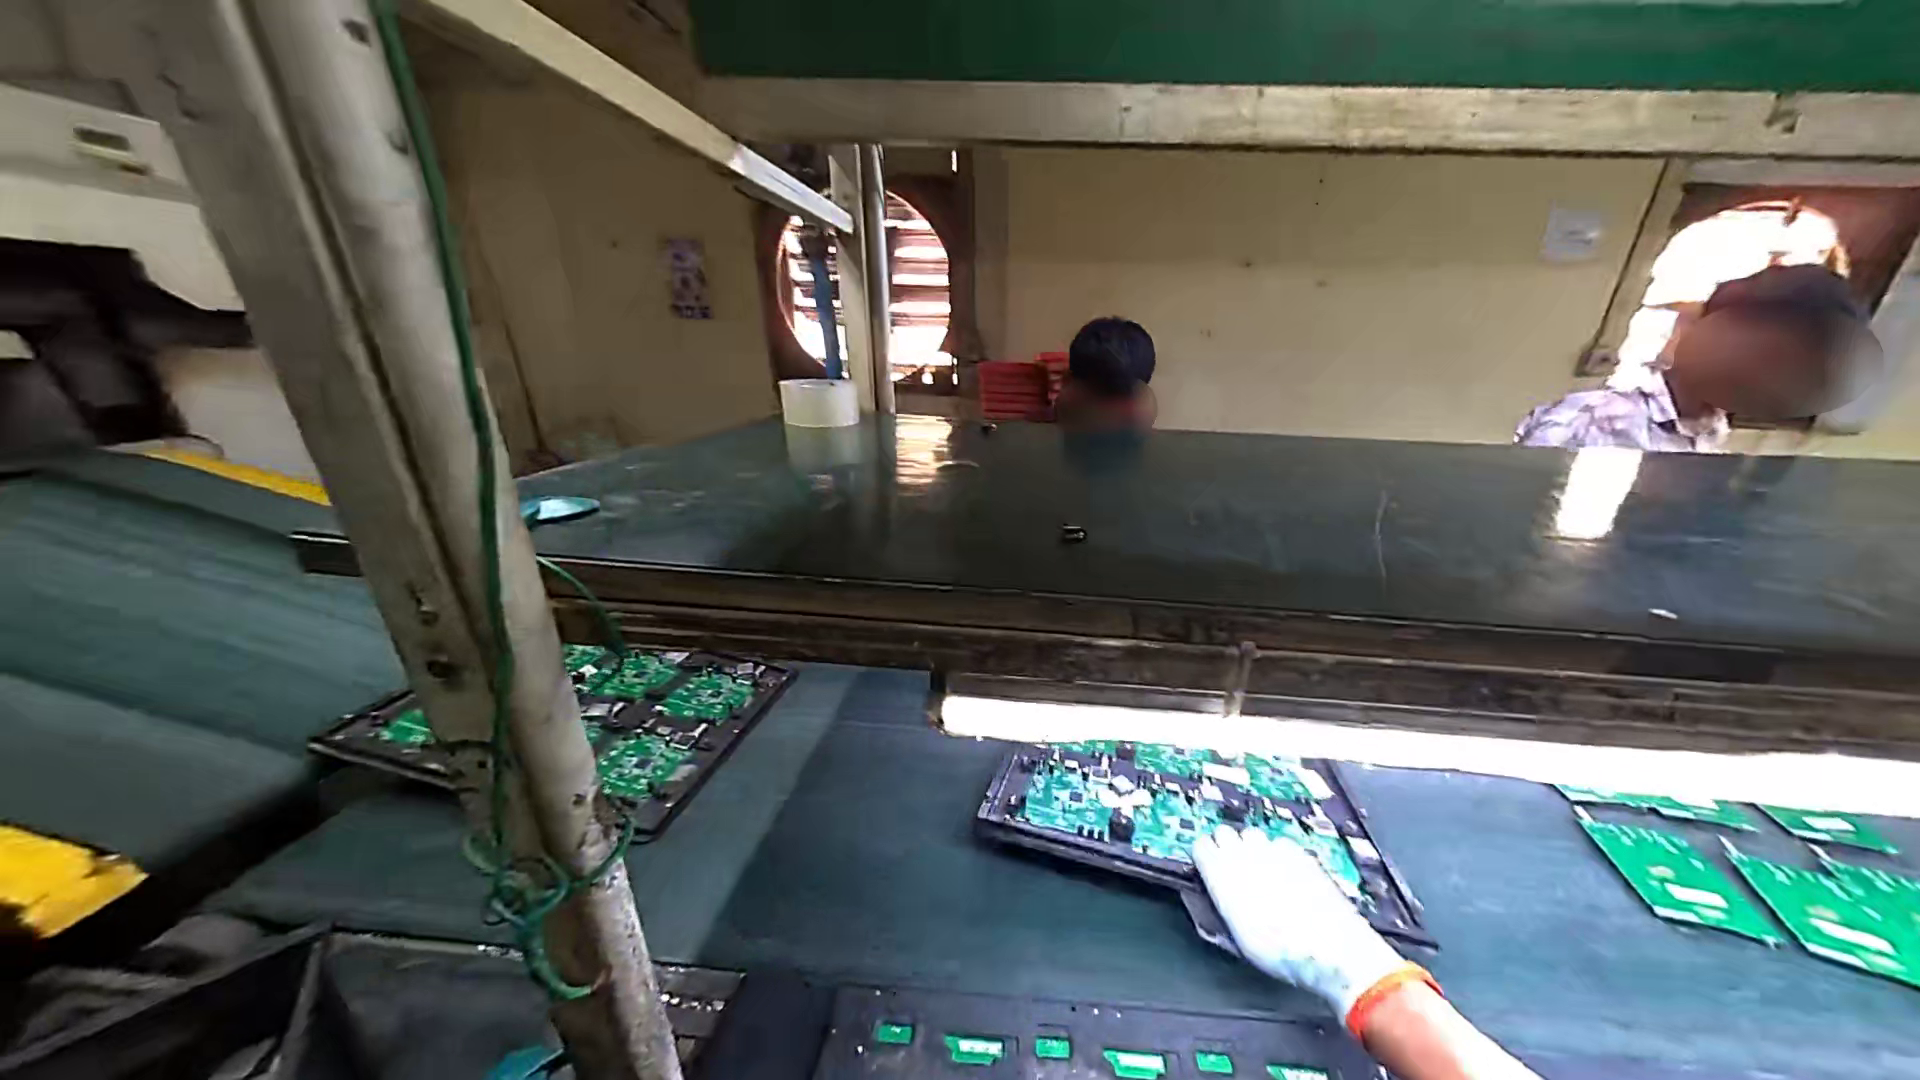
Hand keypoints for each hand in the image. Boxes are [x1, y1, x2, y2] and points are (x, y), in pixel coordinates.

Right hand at [1192, 826, 1409, 1019]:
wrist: (1334, 953)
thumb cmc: (1284, 954)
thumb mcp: (1237, 938)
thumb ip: (1218, 906)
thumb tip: (1208, 895)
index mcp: (1223, 874)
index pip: (1201, 845)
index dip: (1206, 857)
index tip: (1210, 867)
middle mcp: (1245, 855)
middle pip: (1225, 833)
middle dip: (1228, 848)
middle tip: (1237, 870)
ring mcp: (1274, 850)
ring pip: (1253, 835)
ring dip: (1253, 849)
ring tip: (1264, 873)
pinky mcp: (1299, 853)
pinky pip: (1281, 843)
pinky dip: (1280, 854)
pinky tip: (1288, 875)